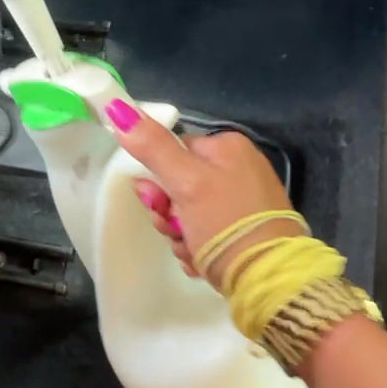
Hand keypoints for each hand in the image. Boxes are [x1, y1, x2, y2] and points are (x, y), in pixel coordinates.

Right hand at [103, 99, 302, 289]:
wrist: (269, 280)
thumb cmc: (225, 222)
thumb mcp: (185, 181)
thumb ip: (153, 147)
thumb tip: (117, 107)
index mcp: (229, 148)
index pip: (174, 153)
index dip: (158, 181)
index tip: (157, 204)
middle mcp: (240, 169)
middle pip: (179, 186)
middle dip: (169, 214)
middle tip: (176, 230)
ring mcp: (245, 203)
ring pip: (189, 214)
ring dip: (181, 235)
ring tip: (192, 251)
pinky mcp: (247, 233)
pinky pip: (206, 233)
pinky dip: (198, 248)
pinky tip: (202, 262)